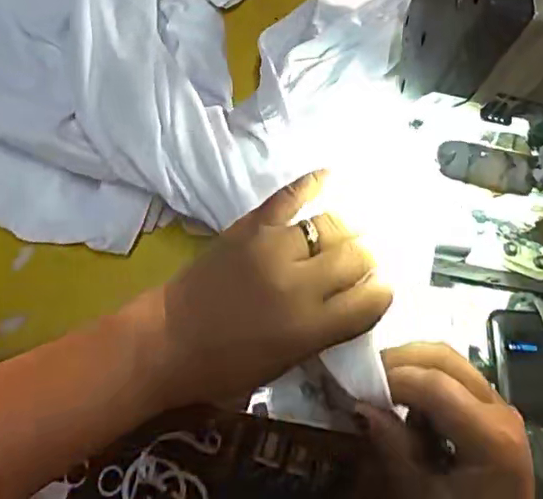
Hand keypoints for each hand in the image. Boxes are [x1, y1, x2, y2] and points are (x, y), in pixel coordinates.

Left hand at [126, 171, 392, 409]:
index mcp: (309, 327)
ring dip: (344, 231)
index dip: (380, 292)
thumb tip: (360, 295)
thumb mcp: (286, 362)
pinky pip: (291, 196)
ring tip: (341, 236)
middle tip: (358, 264)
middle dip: (365, 260)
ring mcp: (274, 248)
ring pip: (332, 225)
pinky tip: (328, 176)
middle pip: (357, 256)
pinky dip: (312, 184)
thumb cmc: (224, 366)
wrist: (162, 343)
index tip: (377, 290)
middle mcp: (299, 284)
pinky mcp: (253, 225)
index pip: (370, 299)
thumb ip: (328, 328)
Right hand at [360, 342, 533, 498]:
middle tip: (367, 373)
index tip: (360, 385)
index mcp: (489, 433)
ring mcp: (502, 409)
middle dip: (405, 360)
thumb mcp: (424, 498)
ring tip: (382, 385)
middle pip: (448, 360)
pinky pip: (461, 382)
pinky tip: (407, 402)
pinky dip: (431, 383)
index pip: (437, 384)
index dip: (395, 378)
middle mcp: (501, 409)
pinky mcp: (496, 415)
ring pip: (455, 364)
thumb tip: (365, 409)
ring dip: (417, 367)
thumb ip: (396, 452)